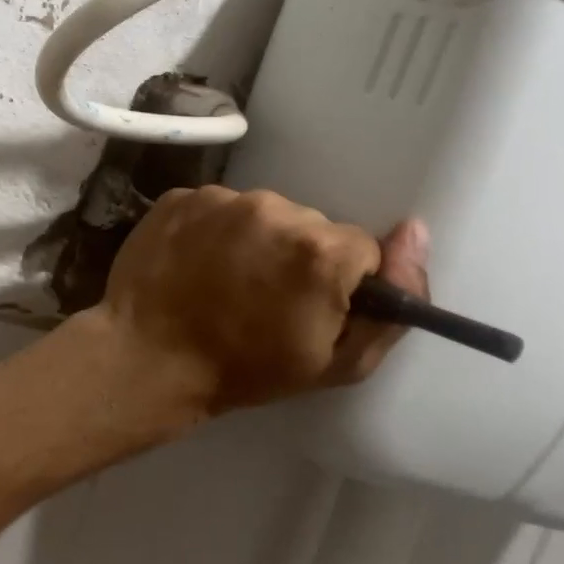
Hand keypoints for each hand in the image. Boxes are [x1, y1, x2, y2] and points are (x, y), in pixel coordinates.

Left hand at [98, 186, 429, 415]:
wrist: (148, 354)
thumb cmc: (247, 367)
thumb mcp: (340, 360)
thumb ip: (394, 301)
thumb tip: (416, 232)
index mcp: (320, 248)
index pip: (359, 249)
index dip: (340, 283)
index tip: (310, 308)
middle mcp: (272, 208)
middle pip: (309, 226)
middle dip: (298, 257)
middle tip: (264, 299)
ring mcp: (219, 198)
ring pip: (262, 214)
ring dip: (255, 240)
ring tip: (226, 281)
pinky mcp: (179, 196)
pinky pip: (217, 208)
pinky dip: (214, 230)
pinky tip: (197, 264)